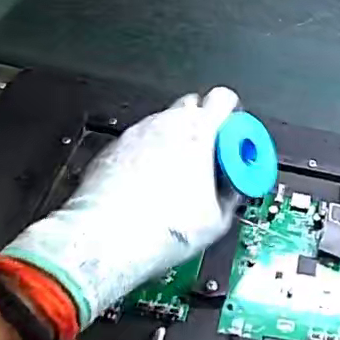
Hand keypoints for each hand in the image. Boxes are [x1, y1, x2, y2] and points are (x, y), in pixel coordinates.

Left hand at [0, 87, 240, 326]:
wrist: (105, 241)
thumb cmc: (160, 228)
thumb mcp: (217, 218)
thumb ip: (231, 191)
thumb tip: (234, 188)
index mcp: (198, 130)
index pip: (224, 98)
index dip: (232, 117)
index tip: (233, 141)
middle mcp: (165, 122)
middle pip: (193, 106)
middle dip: (204, 128)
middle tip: (208, 161)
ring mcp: (135, 133)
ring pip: (163, 126)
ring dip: (173, 144)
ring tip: (173, 184)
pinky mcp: (111, 149)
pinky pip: (137, 144)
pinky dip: (145, 158)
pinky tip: (146, 190)